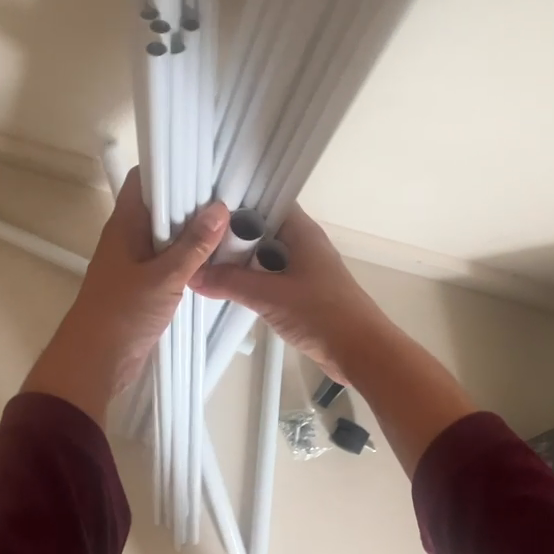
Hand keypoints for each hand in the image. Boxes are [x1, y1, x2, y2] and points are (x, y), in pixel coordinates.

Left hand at [22, 168, 227, 418]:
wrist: (96, 361)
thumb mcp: (164, 277)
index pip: (145, 180)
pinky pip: (169, 262)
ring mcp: (136, 262)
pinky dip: (190, 258)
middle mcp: (129, 237)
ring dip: (194, 233)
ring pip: (168, 236)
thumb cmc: (122, 313)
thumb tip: (220, 209)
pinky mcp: (144, 285)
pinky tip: (216, 259)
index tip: (207, 168)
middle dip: (193, 202)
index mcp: (125, 224)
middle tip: (232, 197)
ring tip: (233, 225)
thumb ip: (193, 245)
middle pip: (161, 207)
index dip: (172, 168)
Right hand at [190, 209, 382, 382]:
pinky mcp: (302, 293)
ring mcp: (303, 269)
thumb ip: (230, 283)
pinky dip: (251, 280)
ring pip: (264, 256)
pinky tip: (227, 289)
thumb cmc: (322, 314)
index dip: (236, 203)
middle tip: (195, 239)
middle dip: (231, 235)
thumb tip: (192, 275)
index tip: (203, 210)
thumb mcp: (270, 296)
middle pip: (261, 229)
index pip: (265, 202)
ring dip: (239, 261)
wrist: (360, 352)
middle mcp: (303, 244)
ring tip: (203, 262)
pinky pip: (270, 278)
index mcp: (302, 232)